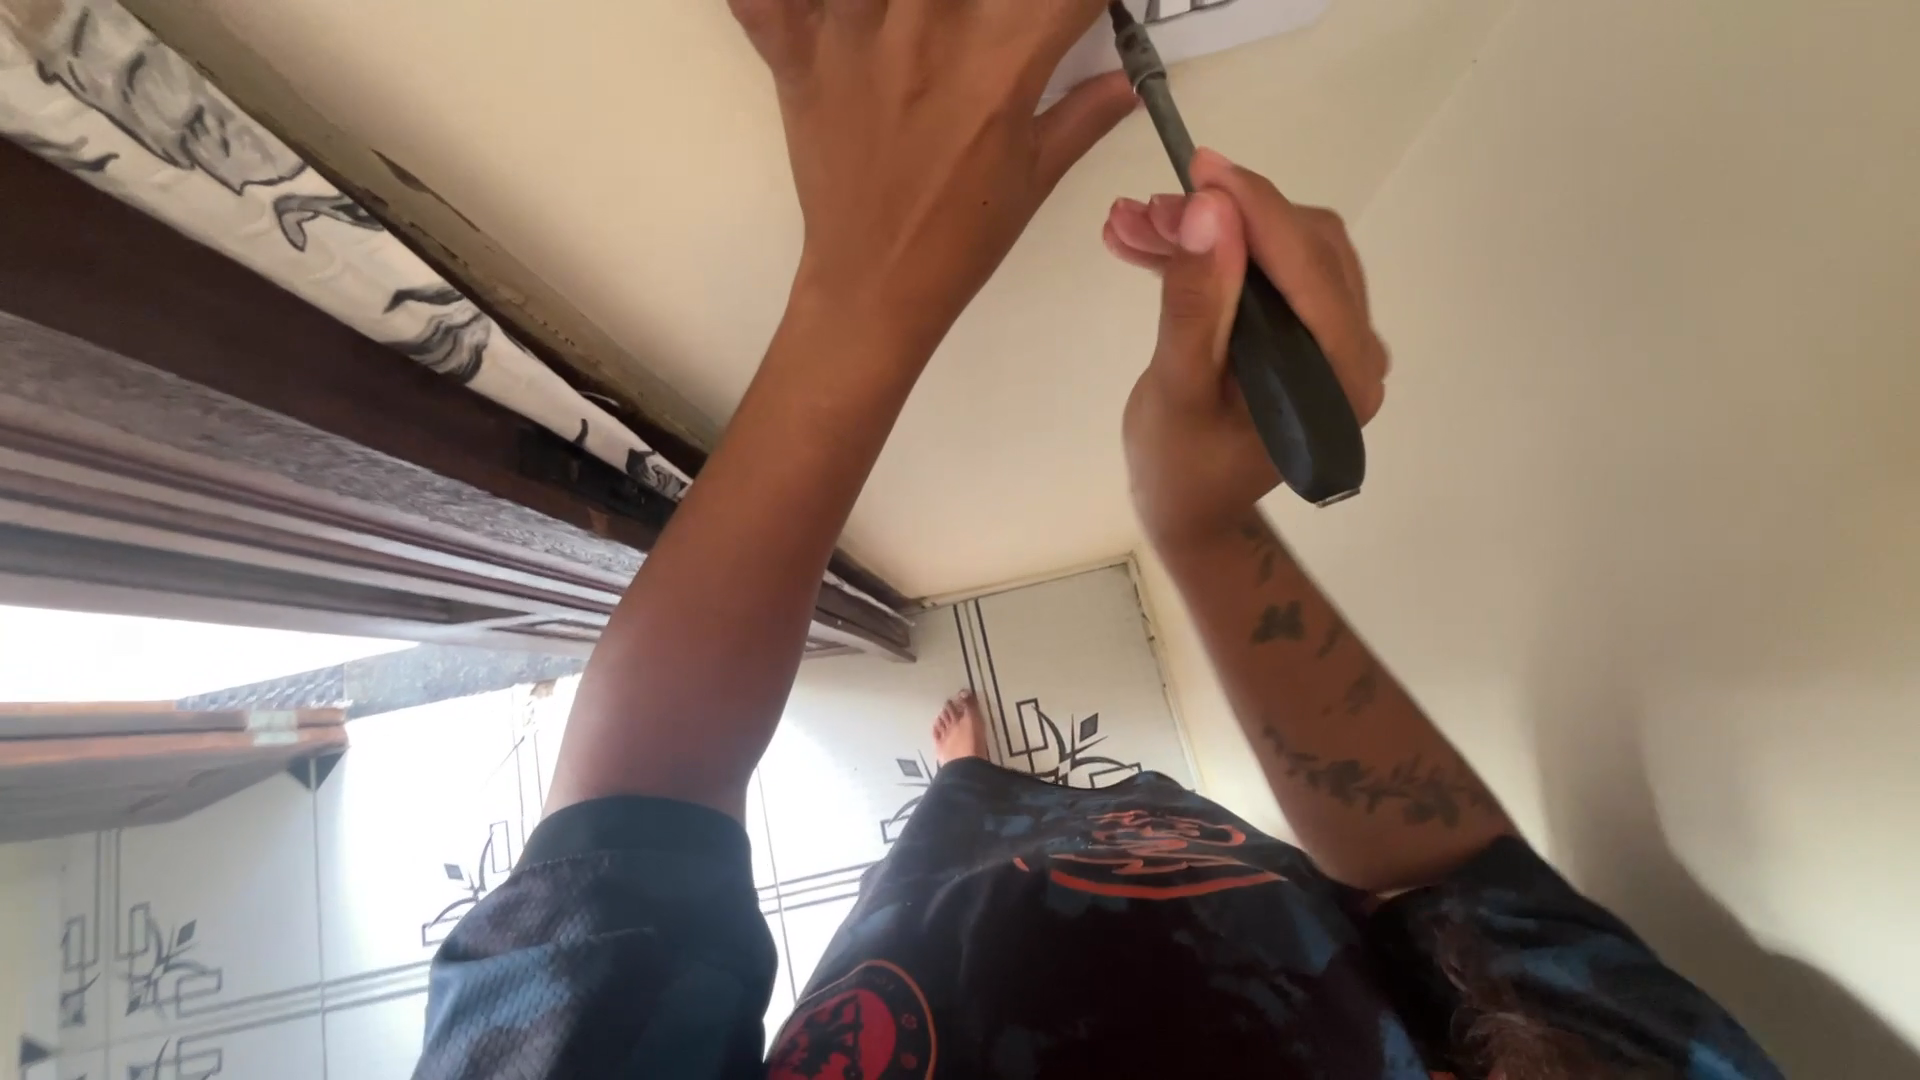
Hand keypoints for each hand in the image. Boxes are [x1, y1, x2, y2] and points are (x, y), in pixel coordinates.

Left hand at [731, 0, 1135, 351]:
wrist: (876, 288)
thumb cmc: (960, 241)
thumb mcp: (1032, 181)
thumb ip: (1082, 118)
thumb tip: (1128, 80)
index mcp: (1003, 64)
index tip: (1071, 14)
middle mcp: (932, 28)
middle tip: (984, 22)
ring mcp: (856, 35)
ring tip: (912, 20)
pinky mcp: (798, 54)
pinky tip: (820, 11)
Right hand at [1107, 149, 1388, 544]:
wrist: (1187, 509)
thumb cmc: (1179, 470)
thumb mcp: (1176, 390)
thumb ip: (1195, 305)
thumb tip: (1209, 212)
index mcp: (1337, 379)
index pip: (1309, 268)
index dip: (1256, 210)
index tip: (1198, 168)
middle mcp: (1352, 354)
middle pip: (1300, 251)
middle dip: (1222, 220)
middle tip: (1148, 209)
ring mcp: (1331, 344)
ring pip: (1279, 255)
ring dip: (1209, 233)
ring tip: (1136, 225)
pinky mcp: (1304, 337)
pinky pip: (1265, 278)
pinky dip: (1212, 258)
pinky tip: (1152, 245)